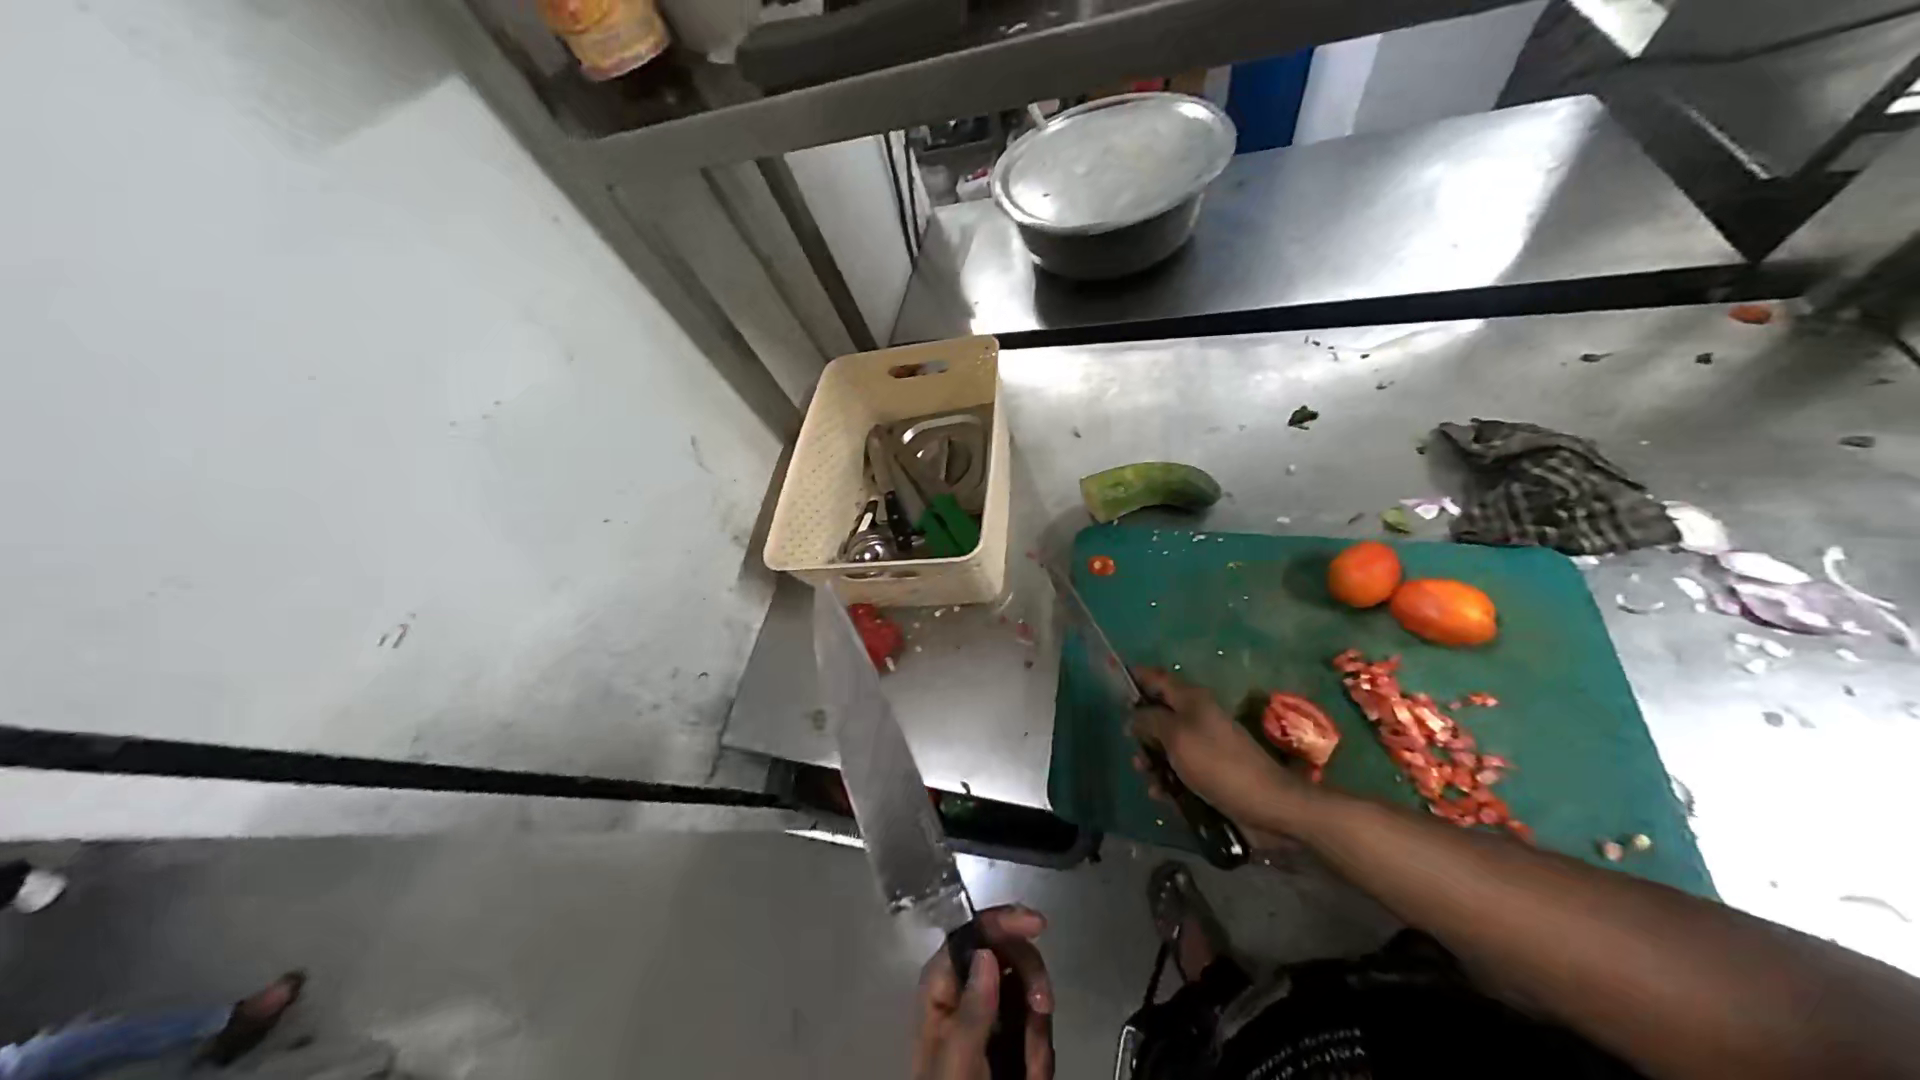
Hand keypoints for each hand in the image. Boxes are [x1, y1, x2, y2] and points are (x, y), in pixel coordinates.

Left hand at [912, 905, 1054, 1079]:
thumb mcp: (958, 1062)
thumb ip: (972, 1010)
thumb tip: (986, 954)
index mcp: (941, 986)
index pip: (971, 933)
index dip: (1003, 920)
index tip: (1038, 924)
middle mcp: (964, 990)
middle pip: (1007, 953)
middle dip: (1031, 981)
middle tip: (1043, 1009)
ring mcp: (987, 1012)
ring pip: (1028, 990)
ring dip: (1037, 1030)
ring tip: (1030, 1071)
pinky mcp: (1006, 1035)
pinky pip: (1036, 1024)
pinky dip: (1040, 1050)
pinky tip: (1031, 1076)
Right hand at [1131, 667, 1319, 843]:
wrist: (1266, 806)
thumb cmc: (1217, 764)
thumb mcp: (1176, 736)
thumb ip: (1149, 720)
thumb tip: (1133, 714)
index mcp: (1192, 700)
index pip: (1158, 678)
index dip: (1136, 676)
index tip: (1113, 680)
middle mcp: (1197, 718)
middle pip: (1158, 714)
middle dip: (1140, 731)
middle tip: (1131, 747)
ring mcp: (1204, 746)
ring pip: (1165, 746)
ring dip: (1151, 760)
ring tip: (1147, 776)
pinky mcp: (1208, 773)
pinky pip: (1178, 771)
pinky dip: (1167, 781)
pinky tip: (1161, 795)